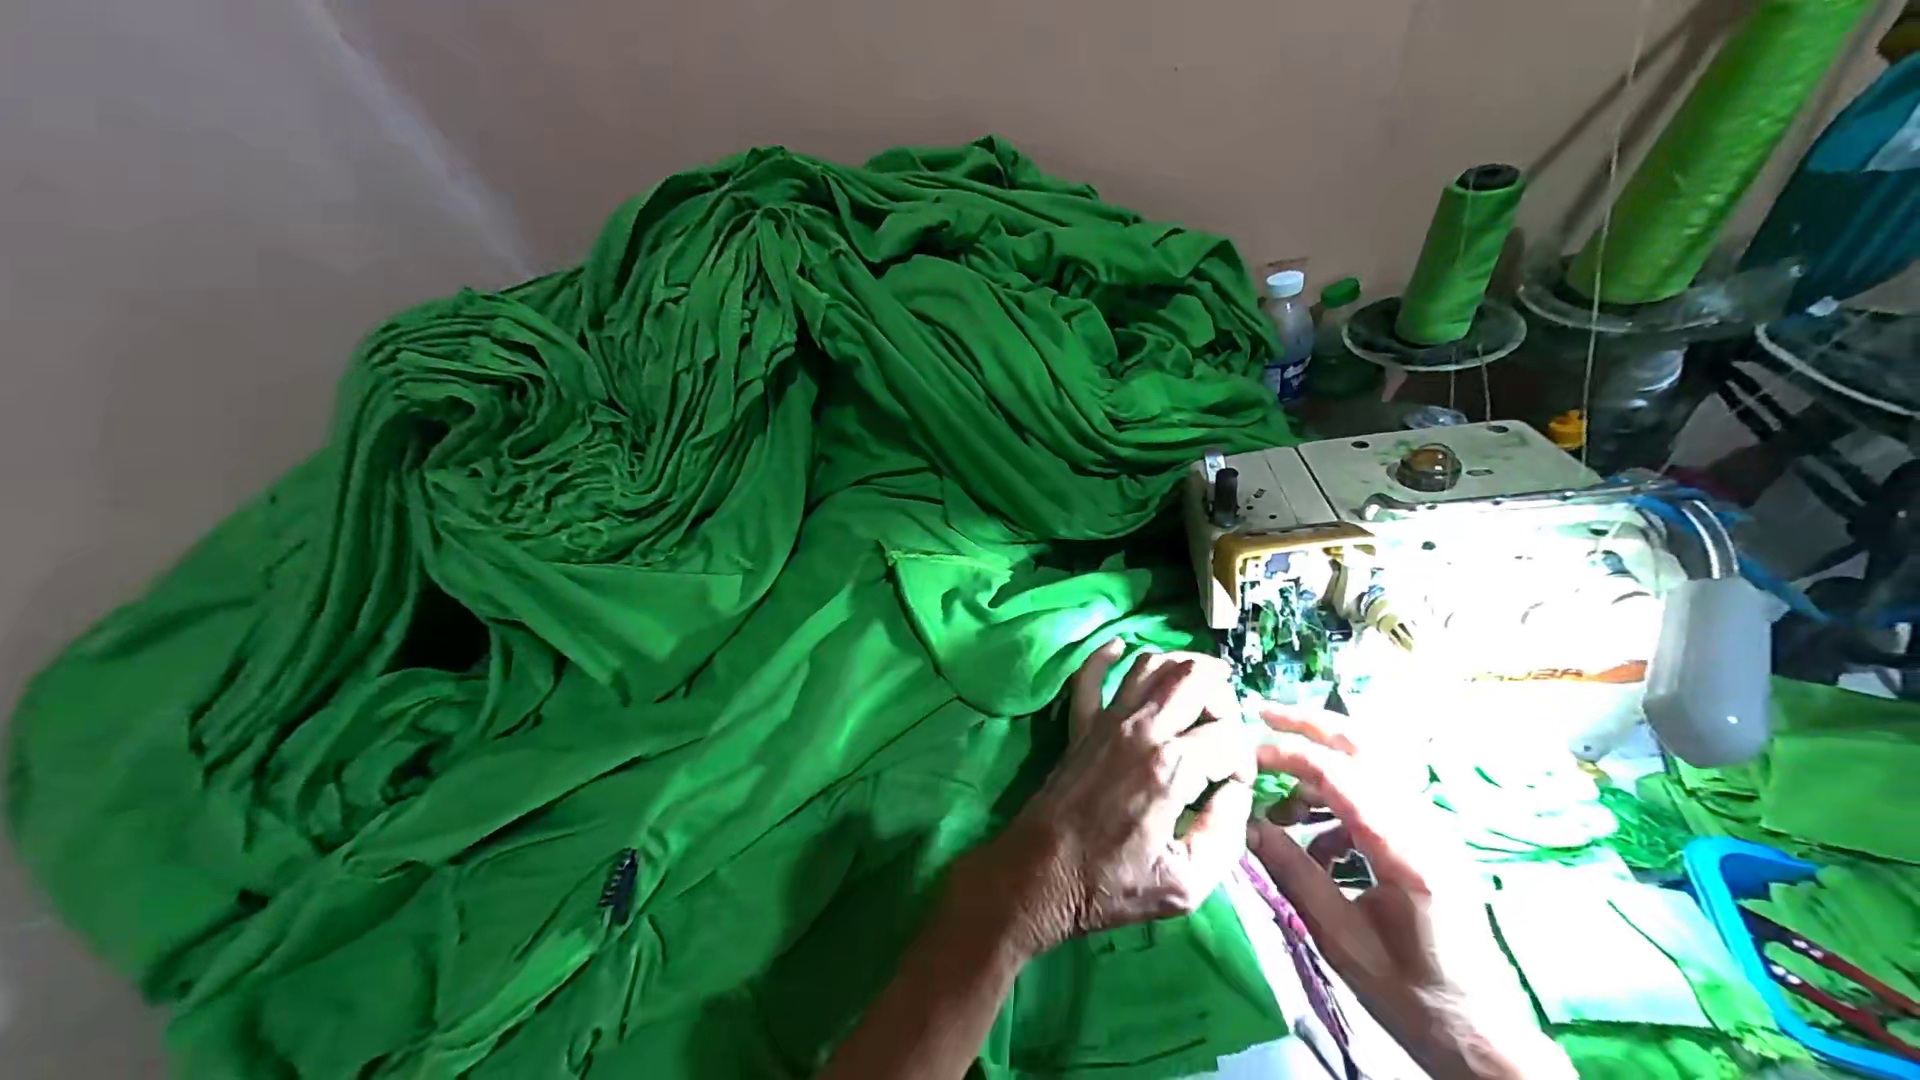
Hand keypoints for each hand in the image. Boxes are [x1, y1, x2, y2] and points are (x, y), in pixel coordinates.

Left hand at [958, 642, 1260, 956]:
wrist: (1039, 873)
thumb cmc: (1110, 884)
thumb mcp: (1186, 882)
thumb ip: (1225, 835)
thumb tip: (1236, 794)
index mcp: (1170, 767)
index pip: (1228, 736)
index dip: (1245, 758)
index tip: (1236, 786)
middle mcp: (1139, 729)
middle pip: (1195, 679)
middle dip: (1223, 696)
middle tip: (1226, 727)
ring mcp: (1105, 720)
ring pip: (1149, 664)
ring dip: (1181, 666)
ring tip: (1199, 687)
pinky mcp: (1079, 724)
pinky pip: (1089, 675)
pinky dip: (1105, 654)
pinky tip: (1120, 646)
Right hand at [1247, 706, 1569, 1079]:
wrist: (1482, 1037)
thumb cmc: (1410, 996)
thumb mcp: (1340, 940)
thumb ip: (1293, 873)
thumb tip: (1247, 823)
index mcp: (1407, 853)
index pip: (1341, 775)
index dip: (1289, 755)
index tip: (1246, 754)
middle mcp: (1425, 826)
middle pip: (1365, 745)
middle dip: (1309, 724)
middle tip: (1261, 713)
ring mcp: (1430, 828)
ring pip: (1370, 762)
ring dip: (1318, 764)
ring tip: (1278, 802)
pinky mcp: (1425, 838)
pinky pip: (1374, 793)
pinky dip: (1335, 797)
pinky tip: (1313, 840)